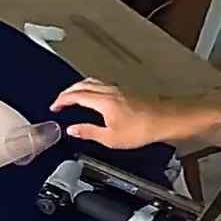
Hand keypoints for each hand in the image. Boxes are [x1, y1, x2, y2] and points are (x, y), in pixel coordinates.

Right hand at [49, 78, 201, 147]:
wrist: (165, 121)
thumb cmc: (142, 129)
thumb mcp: (109, 138)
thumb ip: (88, 132)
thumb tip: (73, 129)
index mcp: (102, 101)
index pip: (75, 95)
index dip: (62, 100)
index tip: (55, 106)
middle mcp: (109, 92)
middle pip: (82, 85)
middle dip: (68, 91)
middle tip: (60, 100)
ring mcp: (118, 90)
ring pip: (92, 83)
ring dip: (79, 88)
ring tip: (73, 96)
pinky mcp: (125, 93)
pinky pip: (101, 86)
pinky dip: (90, 89)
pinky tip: (94, 97)